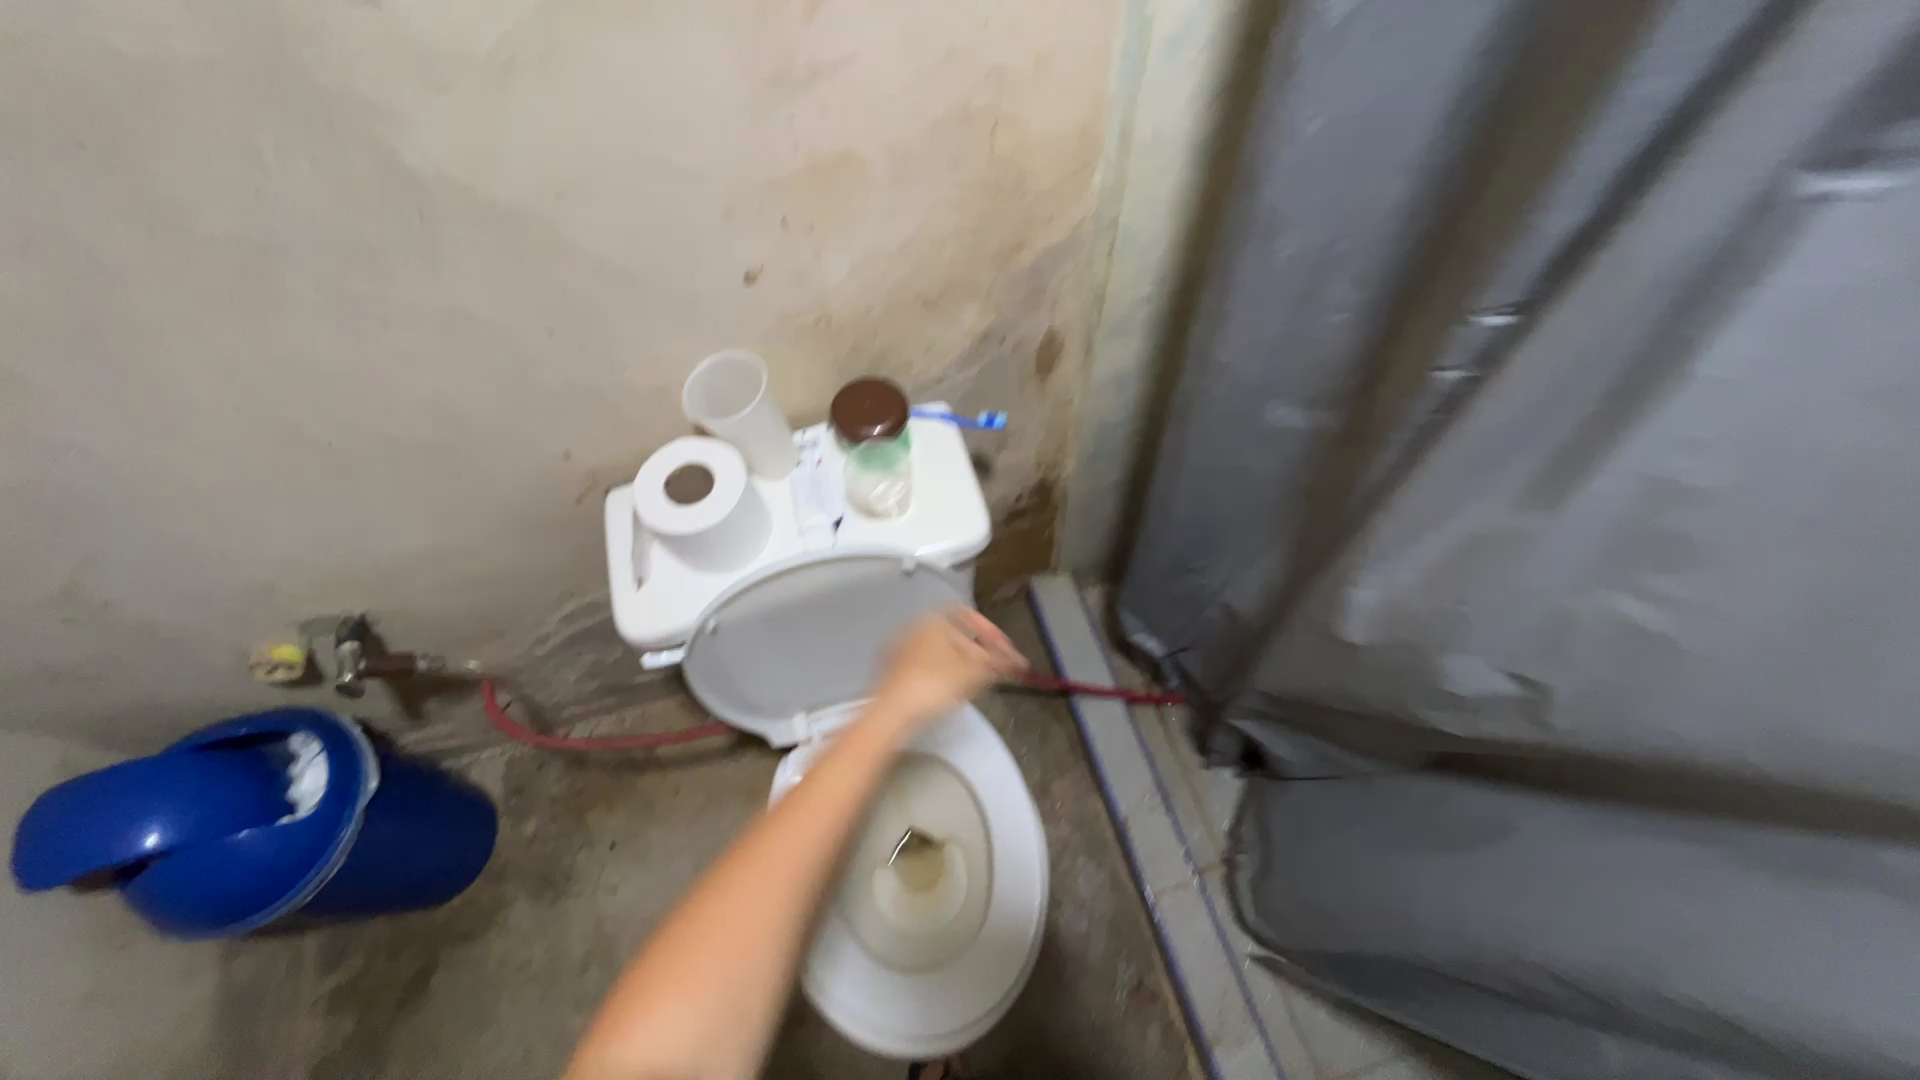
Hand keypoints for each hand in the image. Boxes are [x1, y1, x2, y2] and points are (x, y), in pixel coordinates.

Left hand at [871, 608, 1027, 729]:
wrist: (890, 712)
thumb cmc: (934, 685)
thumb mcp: (973, 673)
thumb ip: (997, 662)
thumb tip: (1017, 660)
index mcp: (934, 620)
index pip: (969, 615)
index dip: (991, 631)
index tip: (1005, 650)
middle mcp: (916, 627)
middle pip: (956, 634)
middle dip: (979, 651)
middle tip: (995, 670)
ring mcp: (901, 648)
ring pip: (940, 650)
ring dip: (962, 663)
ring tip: (976, 683)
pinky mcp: (894, 670)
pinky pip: (926, 664)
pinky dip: (944, 673)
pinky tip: (950, 691)